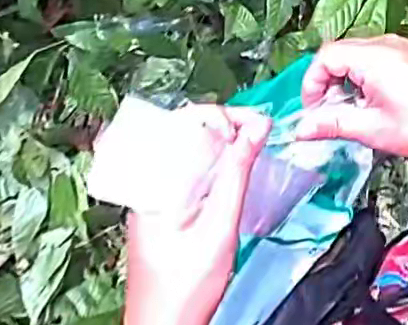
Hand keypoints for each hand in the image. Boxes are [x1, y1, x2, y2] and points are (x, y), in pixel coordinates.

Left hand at [124, 106, 269, 324]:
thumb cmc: (183, 292)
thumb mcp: (219, 229)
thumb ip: (237, 174)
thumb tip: (257, 128)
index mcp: (155, 178)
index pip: (188, 120)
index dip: (225, 116)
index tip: (255, 126)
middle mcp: (149, 177)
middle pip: (188, 126)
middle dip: (227, 122)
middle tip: (258, 130)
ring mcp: (153, 188)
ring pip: (189, 142)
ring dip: (222, 138)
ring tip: (250, 143)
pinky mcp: (162, 199)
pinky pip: (188, 161)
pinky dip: (214, 157)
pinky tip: (232, 165)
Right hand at [293, 34, 407, 161]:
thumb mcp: (374, 129)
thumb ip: (333, 123)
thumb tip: (303, 128)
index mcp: (373, 56)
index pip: (325, 57)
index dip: (312, 83)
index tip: (313, 111)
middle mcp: (385, 43)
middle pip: (339, 53)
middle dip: (327, 83)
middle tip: (328, 114)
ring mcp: (399, 46)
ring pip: (356, 55)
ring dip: (346, 80)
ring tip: (353, 112)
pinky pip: (374, 57)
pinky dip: (363, 76)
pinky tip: (373, 104)